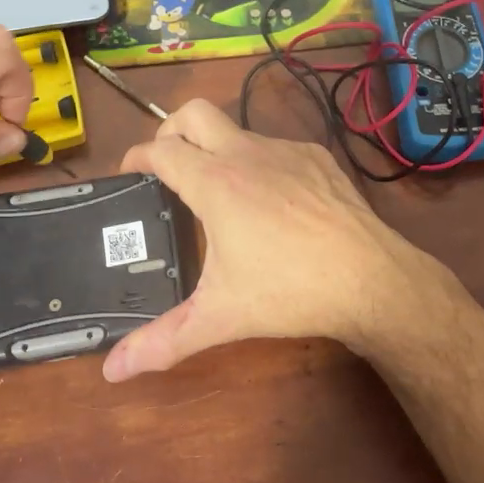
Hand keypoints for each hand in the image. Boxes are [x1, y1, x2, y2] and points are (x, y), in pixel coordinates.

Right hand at [103, 100, 457, 381]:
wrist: (370, 277)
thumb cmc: (289, 291)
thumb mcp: (220, 316)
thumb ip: (163, 341)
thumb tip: (113, 370)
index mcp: (215, 182)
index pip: (161, 149)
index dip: (137, 156)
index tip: (129, 173)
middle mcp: (247, 154)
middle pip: (193, 112)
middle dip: (171, 129)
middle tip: (166, 166)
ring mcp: (286, 150)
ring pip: (237, 130)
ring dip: (217, 149)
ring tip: (217, 194)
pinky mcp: (317, 157)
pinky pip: (276, 148)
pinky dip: (260, 164)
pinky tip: (270, 204)